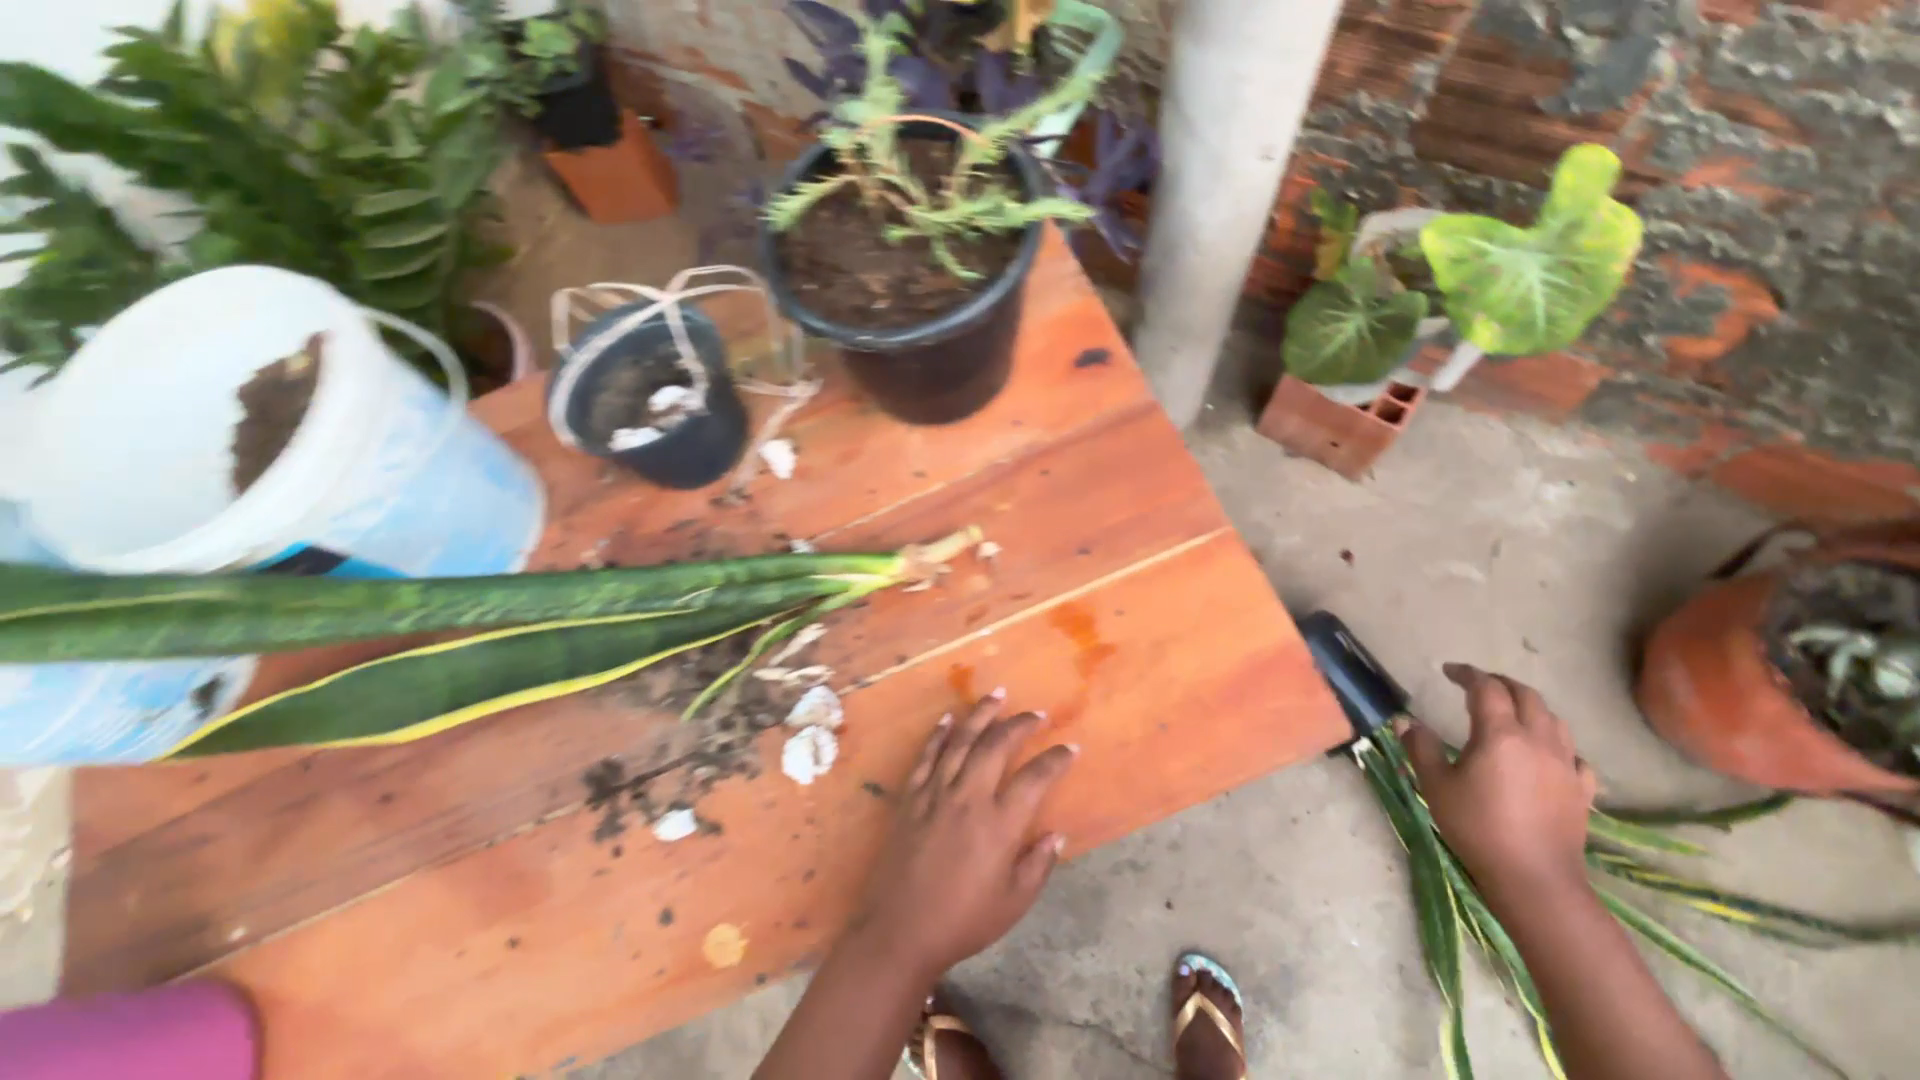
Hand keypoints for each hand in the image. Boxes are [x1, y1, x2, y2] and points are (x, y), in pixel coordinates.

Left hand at [847, 691, 1077, 981]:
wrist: (900, 931)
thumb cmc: (963, 921)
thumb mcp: (1014, 902)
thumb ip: (1038, 864)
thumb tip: (1055, 834)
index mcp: (1000, 823)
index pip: (1035, 778)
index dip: (1055, 761)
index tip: (1070, 749)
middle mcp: (969, 797)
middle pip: (997, 745)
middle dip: (1019, 724)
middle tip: (1036, 714)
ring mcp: (935, 793)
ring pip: (961, 741)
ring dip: (981, 714)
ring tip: (997, 695)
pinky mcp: (910, 798)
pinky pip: (927, 756)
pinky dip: (939, 734)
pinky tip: (949, 719)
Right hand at [1402, 664, 1596, 904]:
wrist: (1534, 877)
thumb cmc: (1477, 827)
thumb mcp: (1436, 786)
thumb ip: (1421, 748)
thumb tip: (1407, 721)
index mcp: (1500, 734)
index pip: (1485, 689)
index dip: (1467, 674)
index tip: (1449, 671)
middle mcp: (1538, 739)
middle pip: (1526, 696)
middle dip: (1501, 683)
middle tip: (1479, 684)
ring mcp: (1566, 764)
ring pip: (1554, 719)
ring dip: (1531, 707)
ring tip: (1512, 711)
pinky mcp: (1582, 789)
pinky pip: (1574, 754)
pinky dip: (1558, 744)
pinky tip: (1548, 754)